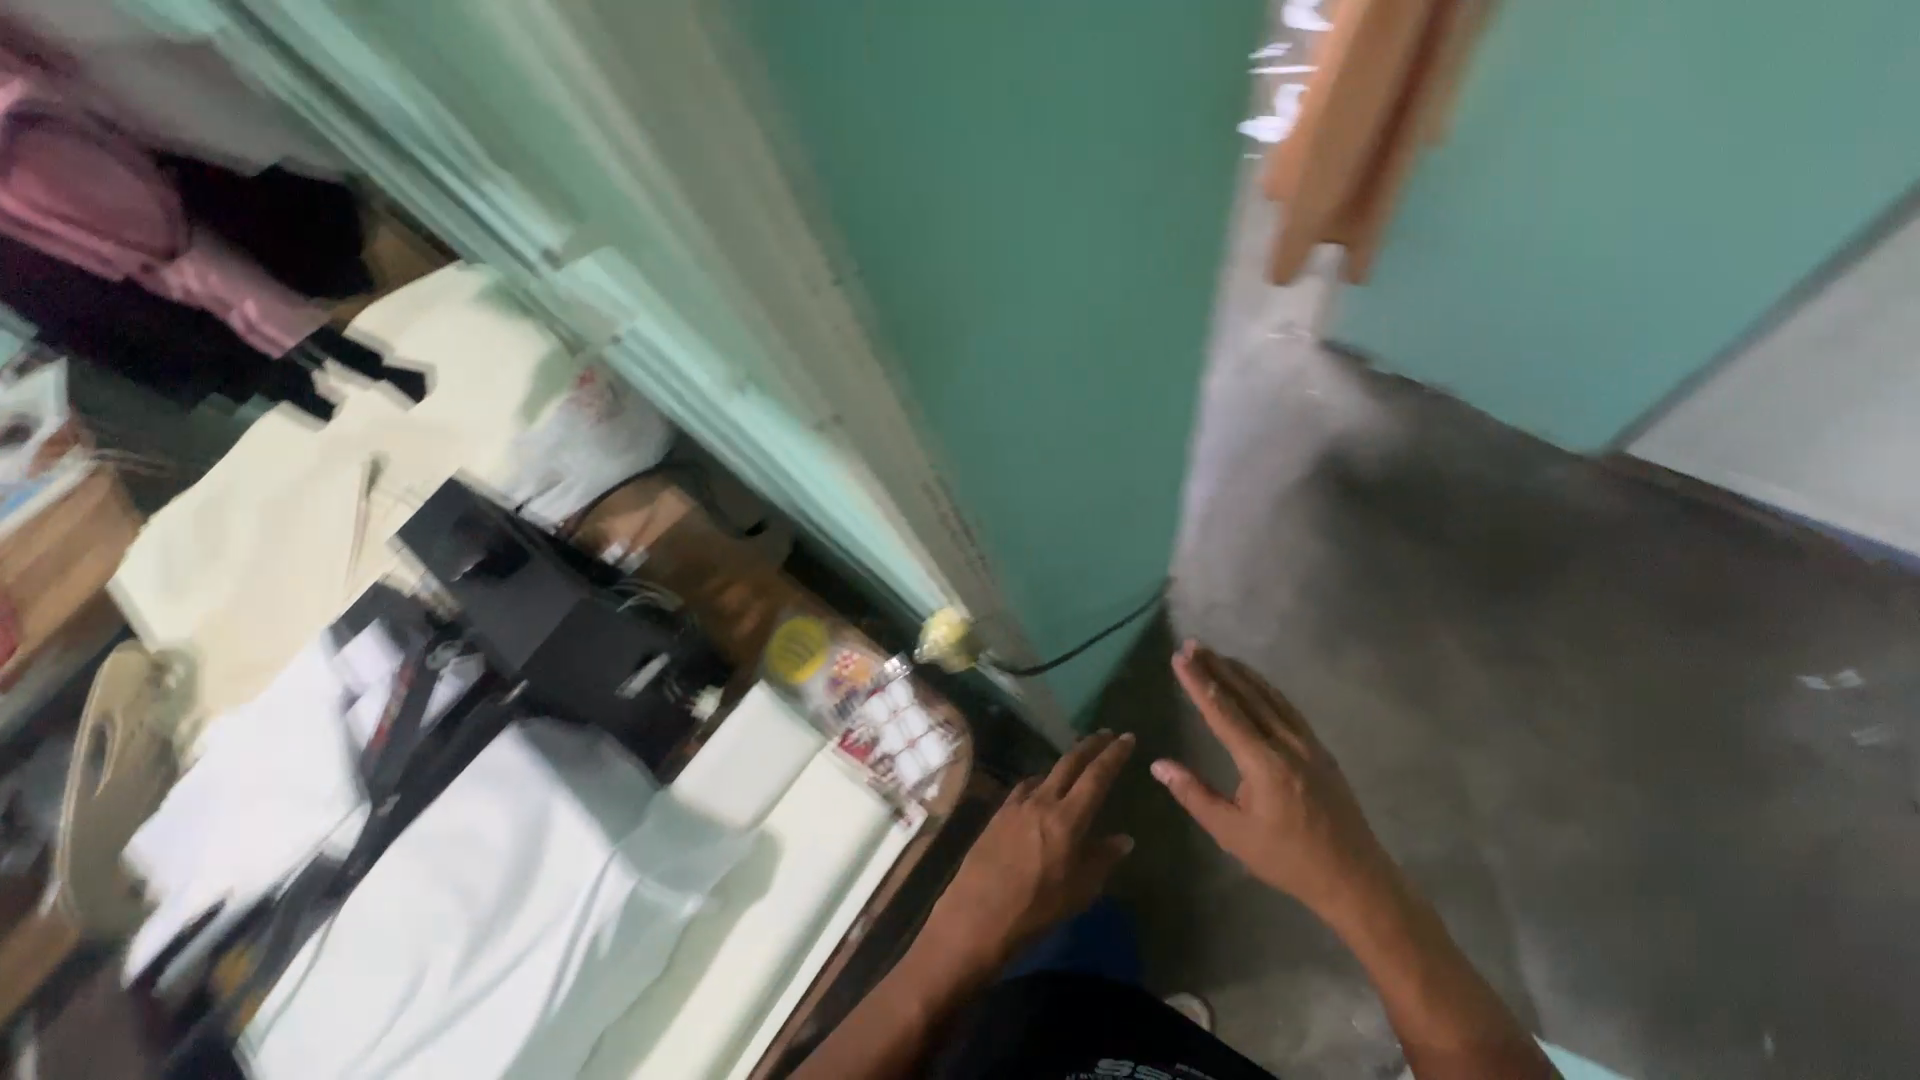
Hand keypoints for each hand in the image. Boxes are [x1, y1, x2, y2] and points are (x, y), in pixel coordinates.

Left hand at [910, 732, 1135, 981]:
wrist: (977, 917)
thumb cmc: (1036, 909)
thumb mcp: (1080, 891)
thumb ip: (1102, 859)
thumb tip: (1123, 839)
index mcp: (1067, 818)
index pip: (1097, 776)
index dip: (1113, 755)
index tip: (1126, 737)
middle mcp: (1041, 802)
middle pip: (1069, 763)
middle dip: (1090, 746)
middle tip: (1105, 734)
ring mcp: (1015, 806)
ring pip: (1045, 774)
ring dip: (1063, 765)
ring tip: (1075, 765)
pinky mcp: (996, 816)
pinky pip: (1023, 789)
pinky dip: (1039, 783)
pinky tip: (1039, 791)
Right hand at [1155, 642, 1397, 922]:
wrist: (1353, 877)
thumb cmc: (1287, 859)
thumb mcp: (1232, 833)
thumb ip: (1194, 794)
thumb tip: (1158, 764)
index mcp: (1264, 764)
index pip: (1224, 712)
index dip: (1199, 683)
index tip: (1180, 658)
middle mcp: (1287, 744)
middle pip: (1247, 695)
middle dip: (1217, 668)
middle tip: (1192, 644)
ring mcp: (1308, 744)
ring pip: (1271, 697)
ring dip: (1241, 673)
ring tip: (1217, 655)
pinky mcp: (1320, 750)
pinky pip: (1288, 708)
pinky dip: (1266, 689)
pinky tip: (1256, 684)